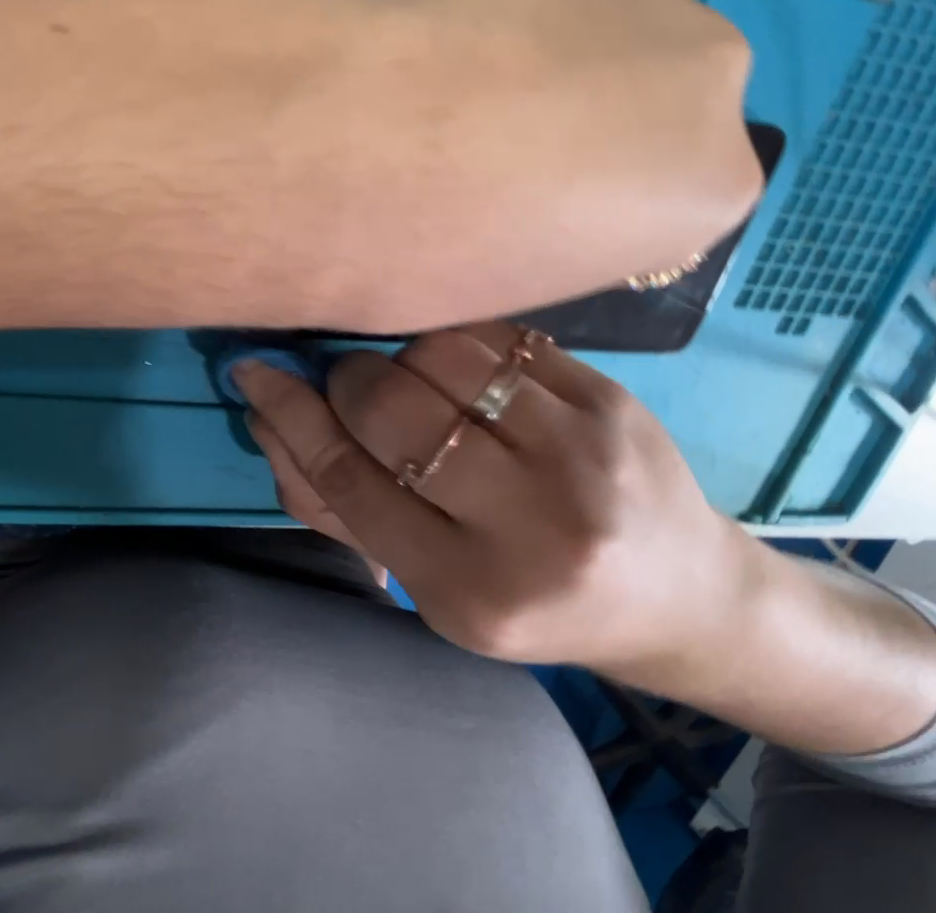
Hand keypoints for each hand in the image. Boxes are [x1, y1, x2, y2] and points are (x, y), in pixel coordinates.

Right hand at [235, 323, 774, 674]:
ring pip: (441, 357)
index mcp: (472, 590)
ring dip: (399, 357)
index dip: (291, 417)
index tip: (255, 372)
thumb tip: (269, 417)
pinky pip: (495, 335)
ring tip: (408, 382)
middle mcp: (533, 524)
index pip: (350, 479)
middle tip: (346, 386)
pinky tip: (456, 371)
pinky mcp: (612, 398)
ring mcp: (582, 453)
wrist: (680, 596)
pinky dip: (451, 344)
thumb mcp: (427, 585)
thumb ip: (340, 510)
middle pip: (390, 410)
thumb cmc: (529, 600)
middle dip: (346, 382)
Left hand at [253, 0, 761, 332]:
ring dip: (526, 63)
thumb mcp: (485, 290)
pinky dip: (476, 19)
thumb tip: (506, 209)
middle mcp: (706, 78)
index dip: (570, 213)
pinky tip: (407, 46)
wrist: (331, 139)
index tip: (501, 219)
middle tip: (461, 155)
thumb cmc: (411, 254)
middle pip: (640, 106)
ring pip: (591, 35)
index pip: (655, 204)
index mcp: (702, 192)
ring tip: (425, 94)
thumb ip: (537, 242)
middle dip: (565, 128)